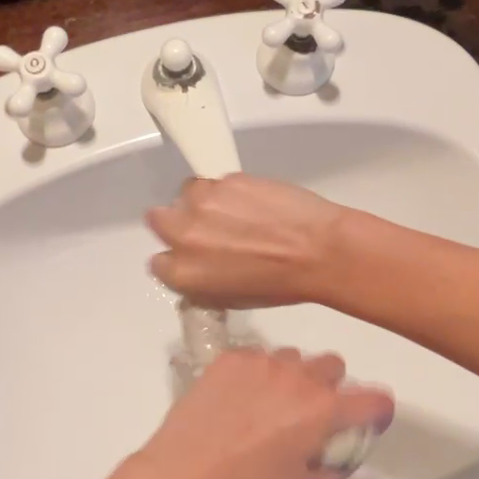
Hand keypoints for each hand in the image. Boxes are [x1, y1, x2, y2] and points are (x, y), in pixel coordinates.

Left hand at [130, 347, 394, 478]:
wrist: (187, 471)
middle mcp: (301, 377)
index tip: (366, 420)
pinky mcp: (232, 357)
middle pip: (334, 366)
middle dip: (330, 386)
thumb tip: (341, 453)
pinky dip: (256, 372)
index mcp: (326, 411)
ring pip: (294, 357)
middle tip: (307, 412)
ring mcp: (265, 362)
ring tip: (267, 404)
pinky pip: (257, 356)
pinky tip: (237, 397)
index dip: (377, 411)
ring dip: (292, 376)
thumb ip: (334, 468)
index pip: (376, 399)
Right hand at [146, 175, 350, 308]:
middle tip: (206, 230)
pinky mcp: (228, 179)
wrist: (319, 250)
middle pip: (159, 219)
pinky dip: (229, 192)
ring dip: (202, 202)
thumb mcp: (230, 299)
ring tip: (232, 213)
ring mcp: (204, 201)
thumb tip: (194, 271)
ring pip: (187, 194)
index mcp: (182, 272)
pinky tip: (253, 204)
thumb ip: (200, 284)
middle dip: (177, 223)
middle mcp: (184, 234)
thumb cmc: (279, 285)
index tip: (194, 257)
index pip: (158, 262)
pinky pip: (217, 182)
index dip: (177, 258)